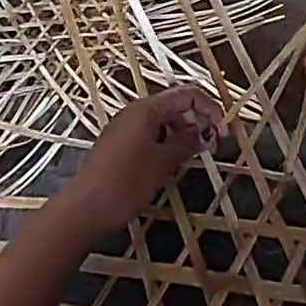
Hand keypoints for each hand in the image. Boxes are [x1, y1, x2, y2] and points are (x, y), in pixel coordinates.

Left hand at [59, 86, 222, 237]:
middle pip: (176, 104)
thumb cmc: (124, 183)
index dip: (210, 109)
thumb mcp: (161, 164)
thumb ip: (185, 143)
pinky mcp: (120, 142)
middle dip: (198, 119)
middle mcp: (136, 110)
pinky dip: (167, 141)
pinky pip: (151, 132)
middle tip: (213, 144)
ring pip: (164, 120)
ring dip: (183, 131)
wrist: (82, 210)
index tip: (223, 133)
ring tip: (195, 154)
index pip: (188, 94)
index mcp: (147, 108)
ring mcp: (126, 126)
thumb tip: (206, 132)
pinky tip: (172, 161)